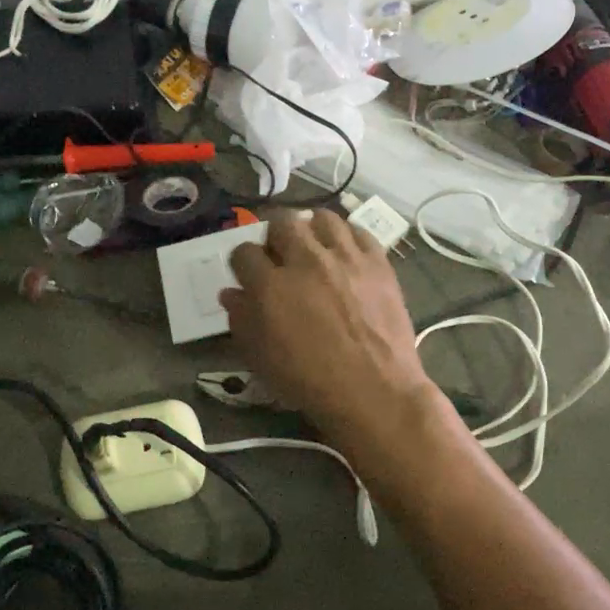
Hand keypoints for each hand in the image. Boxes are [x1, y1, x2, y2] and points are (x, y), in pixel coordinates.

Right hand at [220, 210, 442, 459]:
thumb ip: (242, 320)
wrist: (374, 390)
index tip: (248, 274)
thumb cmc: (311, 382)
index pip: (244, 252)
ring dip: (312, 229)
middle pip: (282, 222)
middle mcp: (306, 260)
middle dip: (275, 236)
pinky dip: (347, 238)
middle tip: (281, 256)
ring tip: (315, 247)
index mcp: (271, 285)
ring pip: (322, 218)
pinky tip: (345, 254)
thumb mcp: (261, 359)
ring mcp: (345, 257)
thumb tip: (231, 293)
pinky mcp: (377, 261)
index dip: (243, 262)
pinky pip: (359, 231)